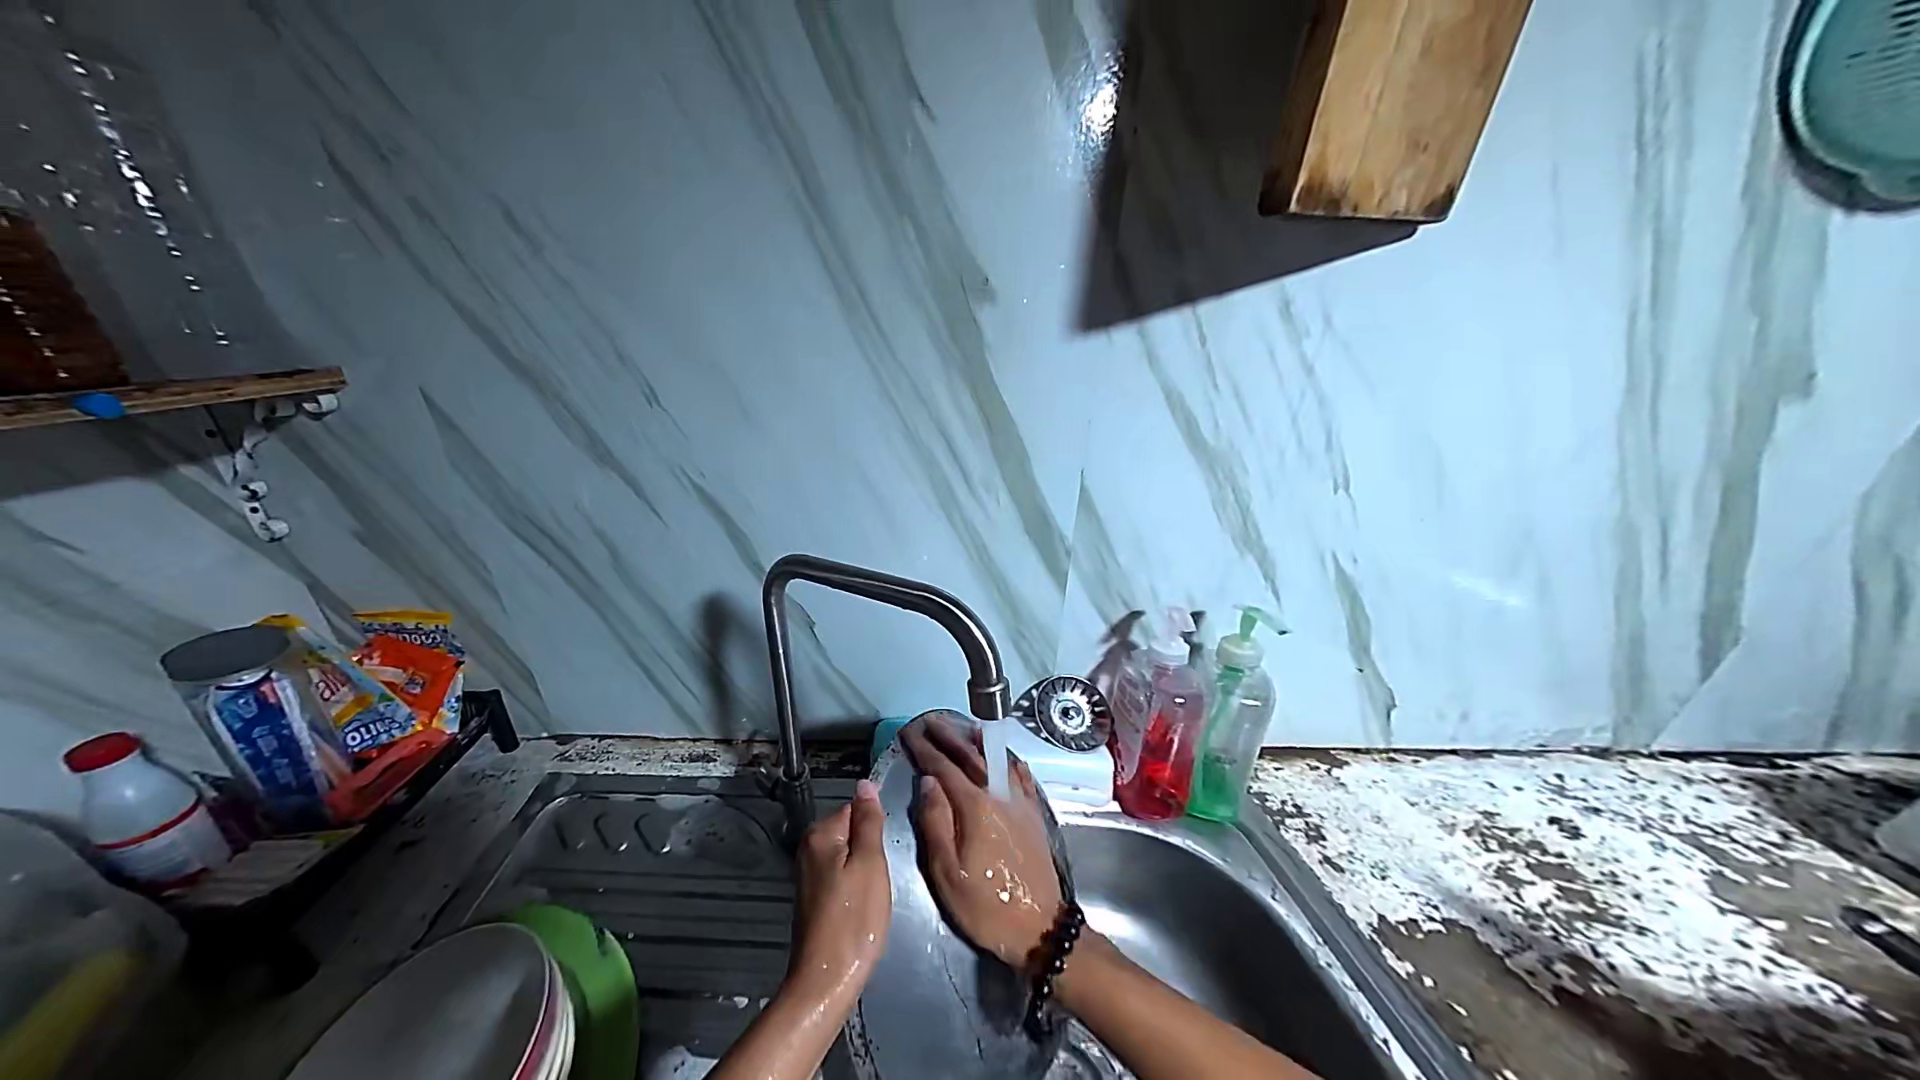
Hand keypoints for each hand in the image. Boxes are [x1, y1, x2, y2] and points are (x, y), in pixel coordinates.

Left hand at [788, 779, 890, 1004]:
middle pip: (852, 830)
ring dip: (866, 867)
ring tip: (876, 891)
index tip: (889, 848)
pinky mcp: (814, 894)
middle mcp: (809, 847)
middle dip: (872, 847)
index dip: (877, 826)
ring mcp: (809, 872)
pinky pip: (842, 873)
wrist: (827, 980)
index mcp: (820, 834)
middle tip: (884, 874)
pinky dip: (856, 883)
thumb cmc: (854, 920)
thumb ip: (869, 821)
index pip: (857, 807)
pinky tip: (864, 903)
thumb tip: (865, 784)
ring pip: (849, 853)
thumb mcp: (871, 864)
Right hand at [902, 715, 1062, 975]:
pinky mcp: (1033, 813)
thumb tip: (928, 783)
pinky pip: (1019, 775)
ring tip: (962, 727)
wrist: (1040, 926)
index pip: (943, 768)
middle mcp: (999, 796)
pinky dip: (1007, 759)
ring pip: (996, 760)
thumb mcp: (947, 873)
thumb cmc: (986, 906)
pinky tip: (1004, 755)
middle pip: (970, 757)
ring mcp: (1020, 802)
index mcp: (975, 808)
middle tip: (929, 722)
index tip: (909, 734)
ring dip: (976, 742)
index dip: (924, 750)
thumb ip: (935, 823)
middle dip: (947, 737)